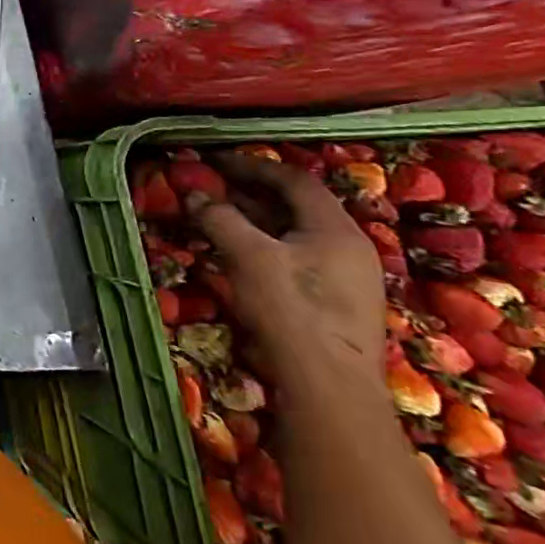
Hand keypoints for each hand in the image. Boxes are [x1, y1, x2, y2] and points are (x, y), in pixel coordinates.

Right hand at [189, 154, 386, 382]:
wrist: (328, 382)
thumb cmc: (291, 309)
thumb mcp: (248, 256)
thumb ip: (220, 219)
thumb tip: (196, 196)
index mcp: (336, 229)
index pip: (294, 181)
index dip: (252, 166)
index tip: (214, 161)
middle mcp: (349, 246)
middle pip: (296, 206)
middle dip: (249, 193)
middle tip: (209, 188)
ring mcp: (347, 276)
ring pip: (294, 232)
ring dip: (254, 220)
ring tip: (215, 218)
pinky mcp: (336, 301)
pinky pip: (296, 256)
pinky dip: (264, 244)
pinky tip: (238, 255)